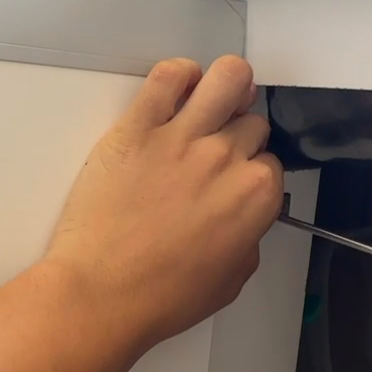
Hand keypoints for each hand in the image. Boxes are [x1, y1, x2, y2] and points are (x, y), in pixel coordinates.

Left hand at [43, 56, 283, 350]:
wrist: (101, 294)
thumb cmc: (157, 296)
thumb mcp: (228, 282)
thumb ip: (247, 241)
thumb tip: (243, 225)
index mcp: (256, 196)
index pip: (270, 162)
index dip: (251, 170)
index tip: (234, 179)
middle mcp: (225, 158)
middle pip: (251, 122)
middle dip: (238, 134)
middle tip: (214, 151)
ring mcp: (181, 137)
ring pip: (229, 78)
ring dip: (228, 86)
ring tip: (211, 101)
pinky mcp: (137, 127)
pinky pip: (168, 76)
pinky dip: (179, 74)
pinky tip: (177, 89)